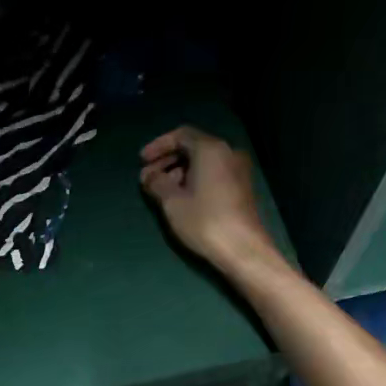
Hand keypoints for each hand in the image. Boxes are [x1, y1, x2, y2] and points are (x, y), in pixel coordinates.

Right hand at [139, 126, 280, 272]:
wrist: (243, 249)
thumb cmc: (205, 221)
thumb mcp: (172, 202)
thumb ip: (157, 182)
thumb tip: (149, 176)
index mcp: (211, 149)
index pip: (181, 135)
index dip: (158, 146)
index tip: (141, 161)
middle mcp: (228, 153)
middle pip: (193, 147)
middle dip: (168, 160)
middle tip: (148, 177)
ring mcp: (238, 171)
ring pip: (203, 162)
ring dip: (180, 171)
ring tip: (162, 190)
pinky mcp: (242, 188)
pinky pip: (214, 174)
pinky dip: (195, 179)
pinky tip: (183, 197)